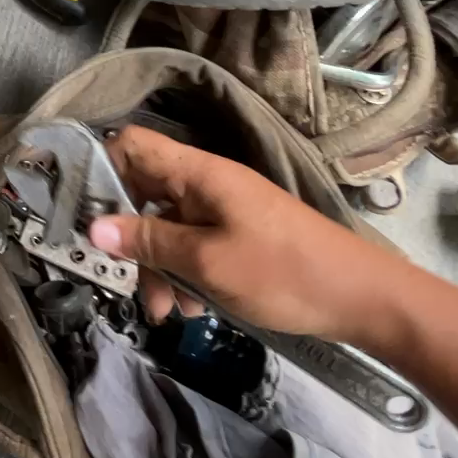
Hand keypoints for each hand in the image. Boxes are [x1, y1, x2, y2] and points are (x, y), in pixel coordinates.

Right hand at [88, 126, 409, 346]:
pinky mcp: (237, 234)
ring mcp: (222, 208)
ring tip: (165, 312)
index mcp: (198, 172)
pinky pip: (192, 244)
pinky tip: (193, 310)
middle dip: (129, 238)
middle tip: (125, 280)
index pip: (132, 145)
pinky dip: (185, 273)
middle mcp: (205, 182)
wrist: (370, 301)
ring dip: (158, 266)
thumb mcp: (207, 262)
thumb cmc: (284, 272)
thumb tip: (93, 227)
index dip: (103, 169)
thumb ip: (148, 242)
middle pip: (143, 193)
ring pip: (166, 226)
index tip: (87, 214)